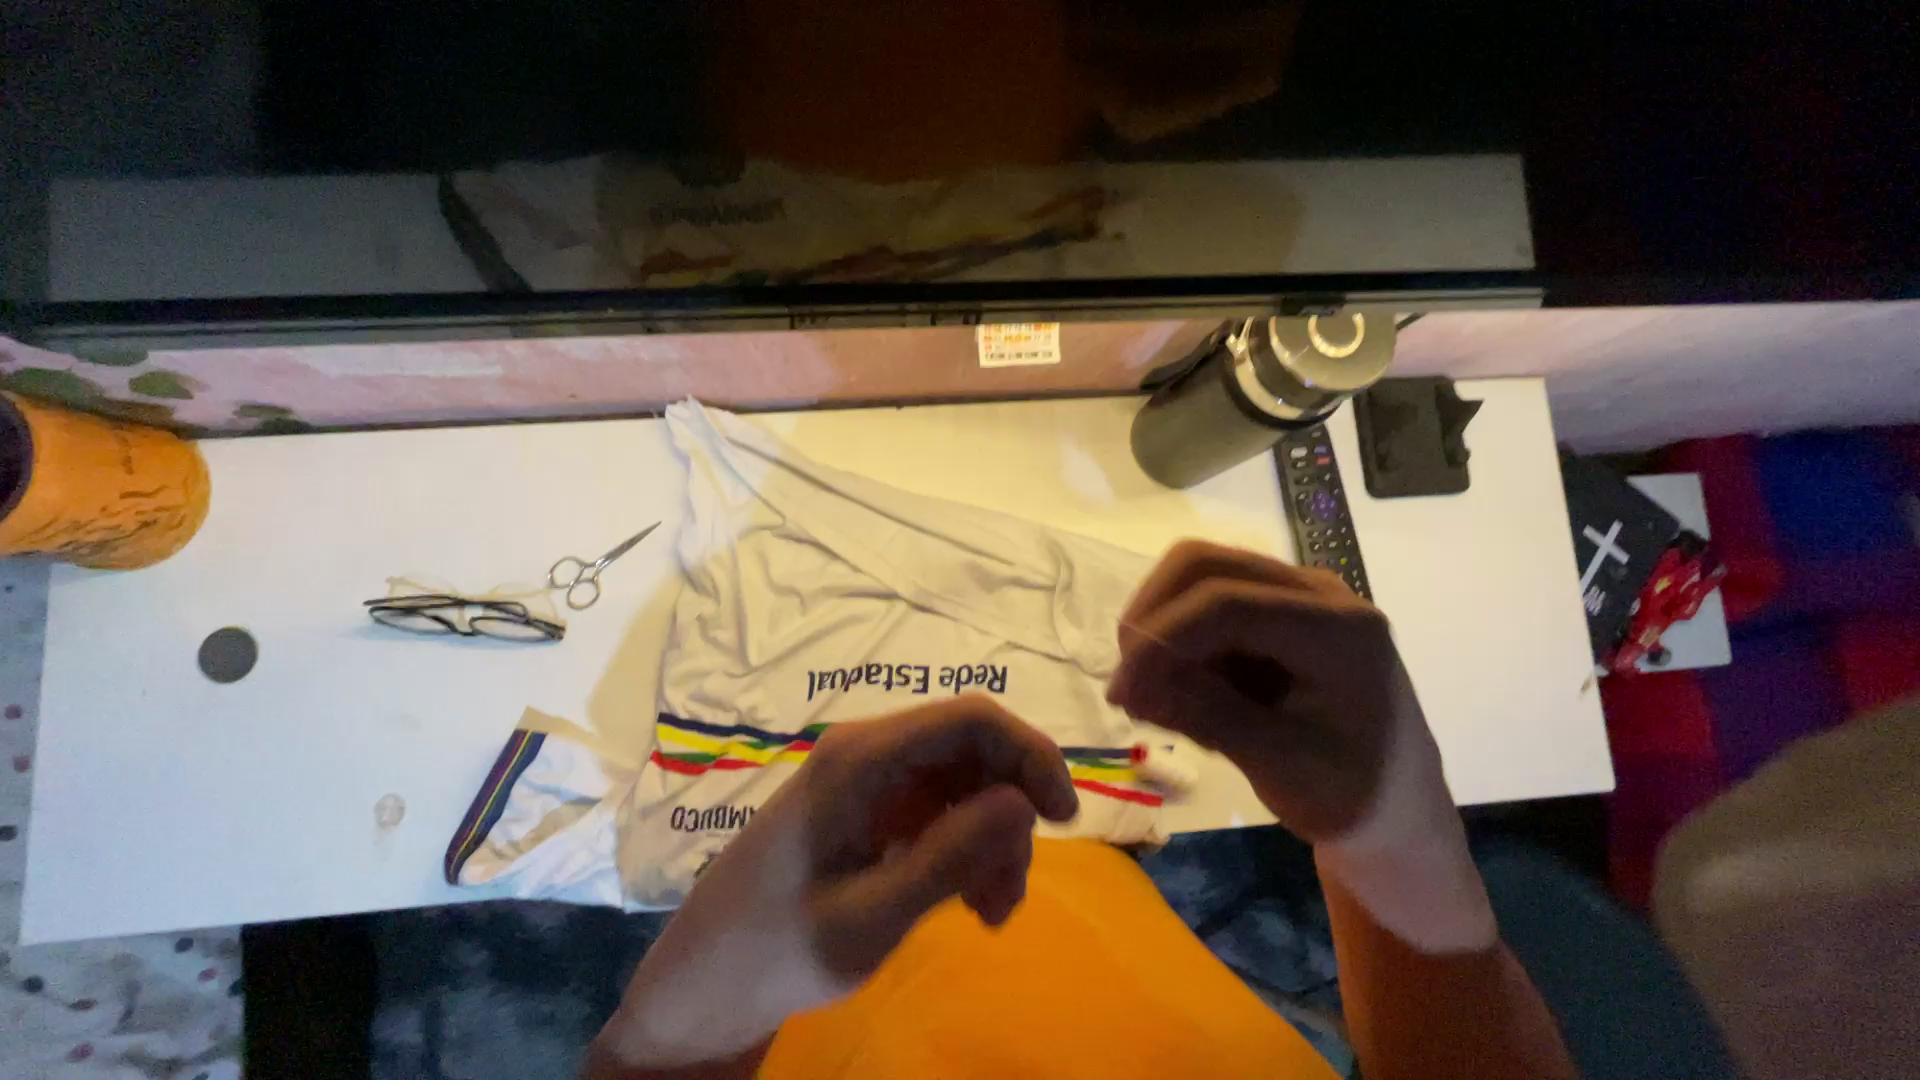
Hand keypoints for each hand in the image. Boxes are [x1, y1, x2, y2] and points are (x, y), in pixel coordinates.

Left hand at [593, 696, 1078, 1069]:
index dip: (1030, 752)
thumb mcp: (871, 916)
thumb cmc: (777, 948)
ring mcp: (872, 779)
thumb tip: (1025, 800)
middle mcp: (871, 752)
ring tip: (991, 913)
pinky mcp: (873, 808)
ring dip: (993, 840)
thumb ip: (949, 856)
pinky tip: (972, 902)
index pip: (970, 717)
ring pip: (966, 783)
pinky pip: (943, 810)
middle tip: (1011, 895)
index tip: (1064, 817)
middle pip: (974, 750)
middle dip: (1010, 814)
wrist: (706, 980)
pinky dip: (969, 849)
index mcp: (862, 757)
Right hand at [1106, 541, 1493, 949]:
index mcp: (1337, 629)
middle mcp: (1318, 592)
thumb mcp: (1278, 764)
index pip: (1225, 603)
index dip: (1160, 638)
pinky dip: (1179, 637)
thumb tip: (1127, 685)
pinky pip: (1206, 599)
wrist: (1395, 809)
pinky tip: (1187, 690)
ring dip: (1161, 626)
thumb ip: (1204, 714)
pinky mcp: (1277, 607)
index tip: (1120, 693)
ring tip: (1159, 696)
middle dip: (1151, 617)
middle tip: (1128, 682)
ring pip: (1198, 575)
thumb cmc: (1349, 795)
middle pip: (1203, 565)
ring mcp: (1297, 594)